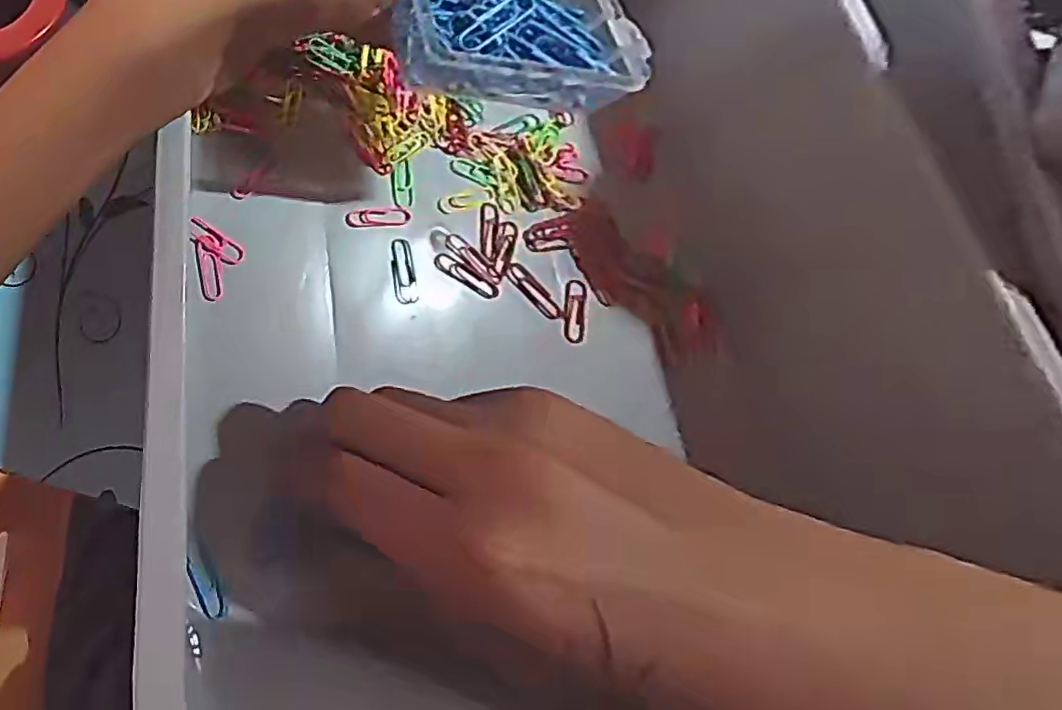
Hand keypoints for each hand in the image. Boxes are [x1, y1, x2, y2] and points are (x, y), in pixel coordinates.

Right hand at [310, 387, 1061, 709]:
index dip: (290, 481)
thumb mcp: (506, 654)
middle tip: (316, 472)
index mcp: (475, 552)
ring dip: (370, 428)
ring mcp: (516, 419)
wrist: (783, 610)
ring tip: (392, 471)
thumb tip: (324, 554)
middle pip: (346, 409)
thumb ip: (399, 595)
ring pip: (392, 395)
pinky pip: (448, 400)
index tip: (279, 494)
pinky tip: (471, 467)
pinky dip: (428, 426)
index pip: (333, 479)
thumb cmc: (637, 666)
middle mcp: (483, 467)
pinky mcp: (543, 397)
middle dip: (314, 436)